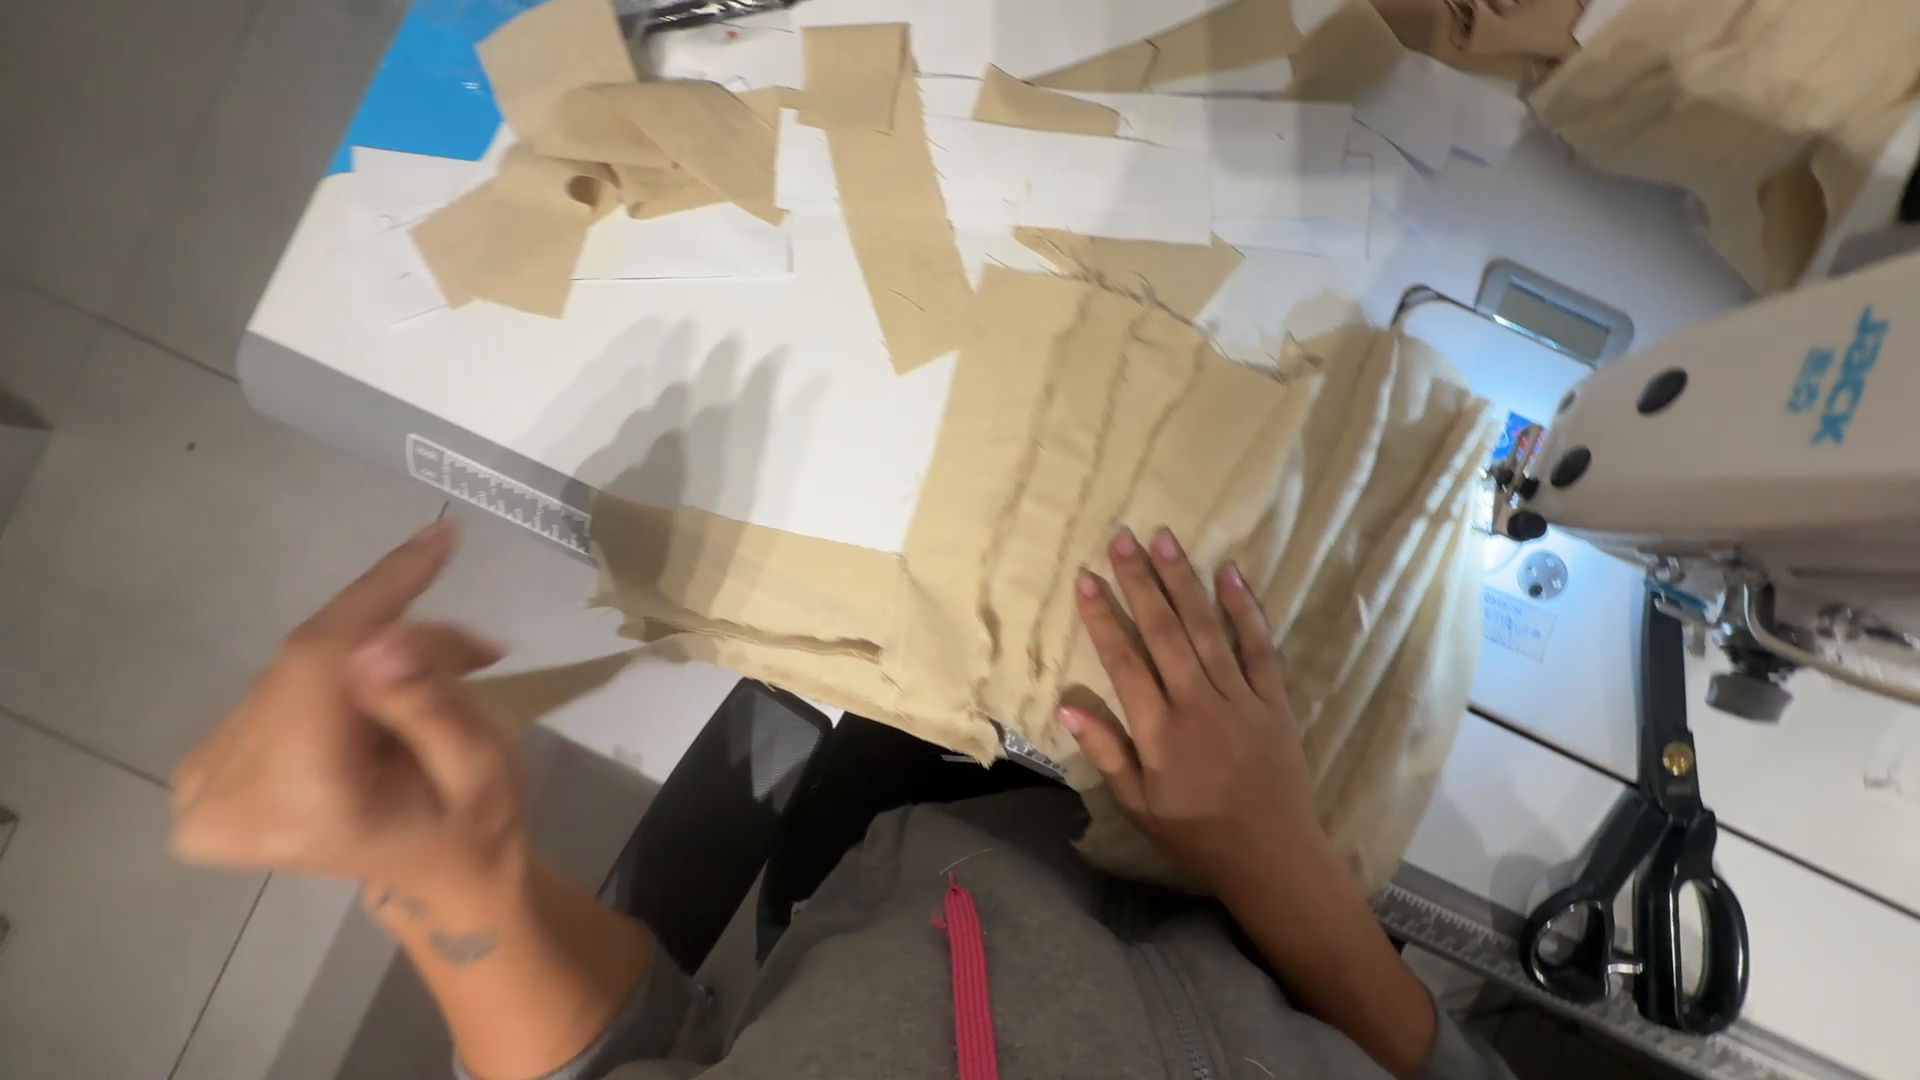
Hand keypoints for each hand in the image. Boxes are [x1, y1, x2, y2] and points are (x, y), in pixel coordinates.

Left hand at [171, 521, 528, 904]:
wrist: (441, 876)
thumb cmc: (474, 824)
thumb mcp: (483, 766)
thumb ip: (431, 707)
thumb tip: (383, 641)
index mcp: (294, 805)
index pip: (319, 664)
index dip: (378, 592)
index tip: (441, 538)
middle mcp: (219, 796)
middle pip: (313, 660)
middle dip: (402, 632)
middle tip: (478, 650)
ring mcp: (201, 784)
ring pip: (304, 664)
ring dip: (383, 649)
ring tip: (453, 673)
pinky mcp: (207, 767)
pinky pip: (289, 680)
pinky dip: (350, 666)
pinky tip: (396, 687)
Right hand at [1061, 526, 1325, 898]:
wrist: (1275, 859)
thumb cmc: (1196, 834)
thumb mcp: (1138, 805)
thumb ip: (1106, 752)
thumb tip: (1067, 704)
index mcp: (1161, 731)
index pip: (1124, 661)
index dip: (1102, 617)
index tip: (1086, 579)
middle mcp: (1199, 704)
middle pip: (1164, 632)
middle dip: (1140, 582)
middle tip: (1121, 538)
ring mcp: (1241, 698)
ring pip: (1207, 630)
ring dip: (1184, 582)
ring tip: (1165, 540)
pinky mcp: (1274, 700)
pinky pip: (1259, 648)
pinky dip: (1245, 609)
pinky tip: (1230, 573)